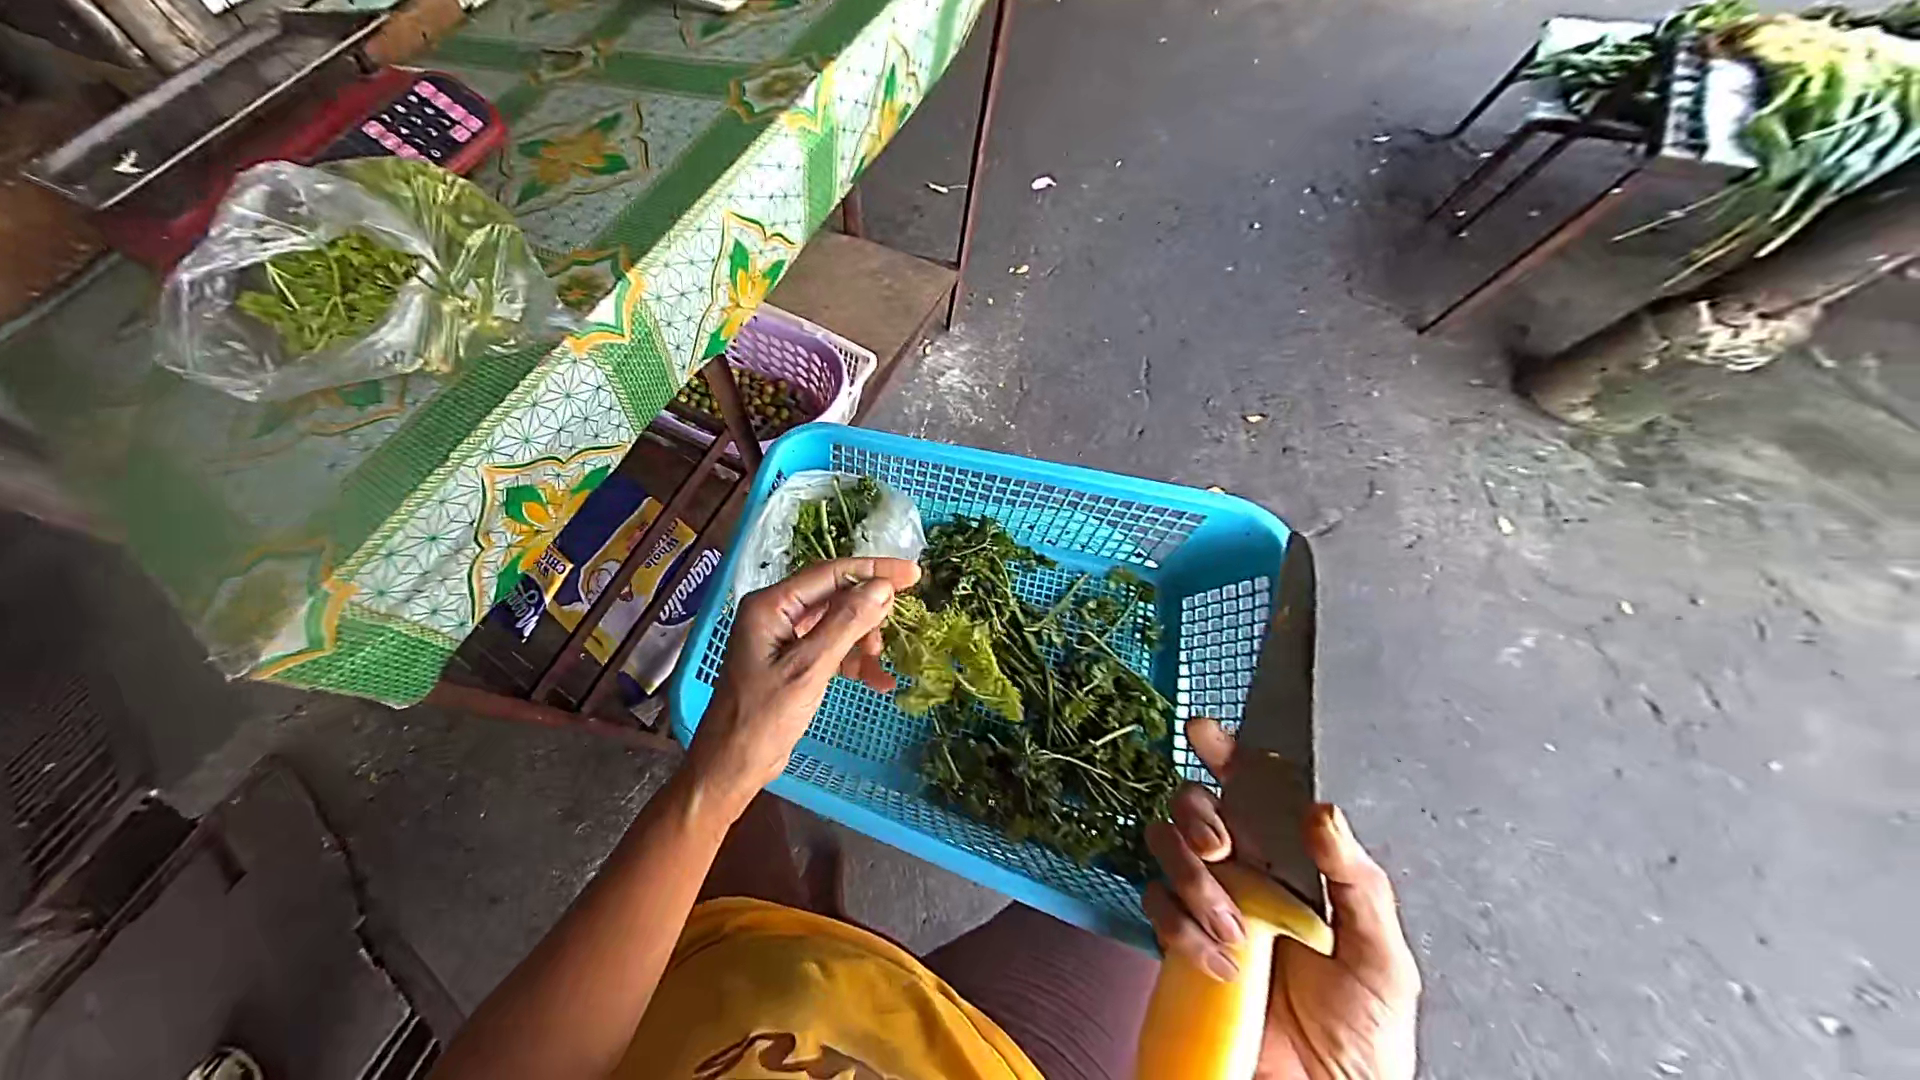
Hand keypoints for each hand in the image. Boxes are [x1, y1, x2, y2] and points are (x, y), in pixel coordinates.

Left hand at [686, 557, 921, 818]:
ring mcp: (783, 635)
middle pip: (835, 594)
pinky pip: (831, 645)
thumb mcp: (809, 668)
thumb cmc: (762, 718)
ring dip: (863, 639)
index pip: (831, 573)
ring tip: (877, 664)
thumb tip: (882, 588)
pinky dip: (852, 659)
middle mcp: (776, 612)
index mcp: (771, 605)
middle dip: (870, 610)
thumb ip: (846, 624)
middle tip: (902, 621)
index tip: (913, 574)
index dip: (875, 570)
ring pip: (837, 621)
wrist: (731, 766)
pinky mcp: (791, 657)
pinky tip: (873, 680)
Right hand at [1144, 717, 1420, 1079]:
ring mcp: (1205, 903)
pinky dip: (1181, 929)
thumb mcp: (1382, 957)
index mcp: (1289, 861)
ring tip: (1233, 929)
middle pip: (1194, 807)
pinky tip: (1220, 963)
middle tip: (1220, 847)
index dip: (1226, 755)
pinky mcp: (1179, 940)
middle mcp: (1241, 871)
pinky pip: (1157, 905)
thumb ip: (1357, 882)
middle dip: (1197, 816)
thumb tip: (1323, 811)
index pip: (1252, 792)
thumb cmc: (1365, 1031)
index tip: (1204, 732)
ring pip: (1166, 846)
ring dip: (1193, 879)